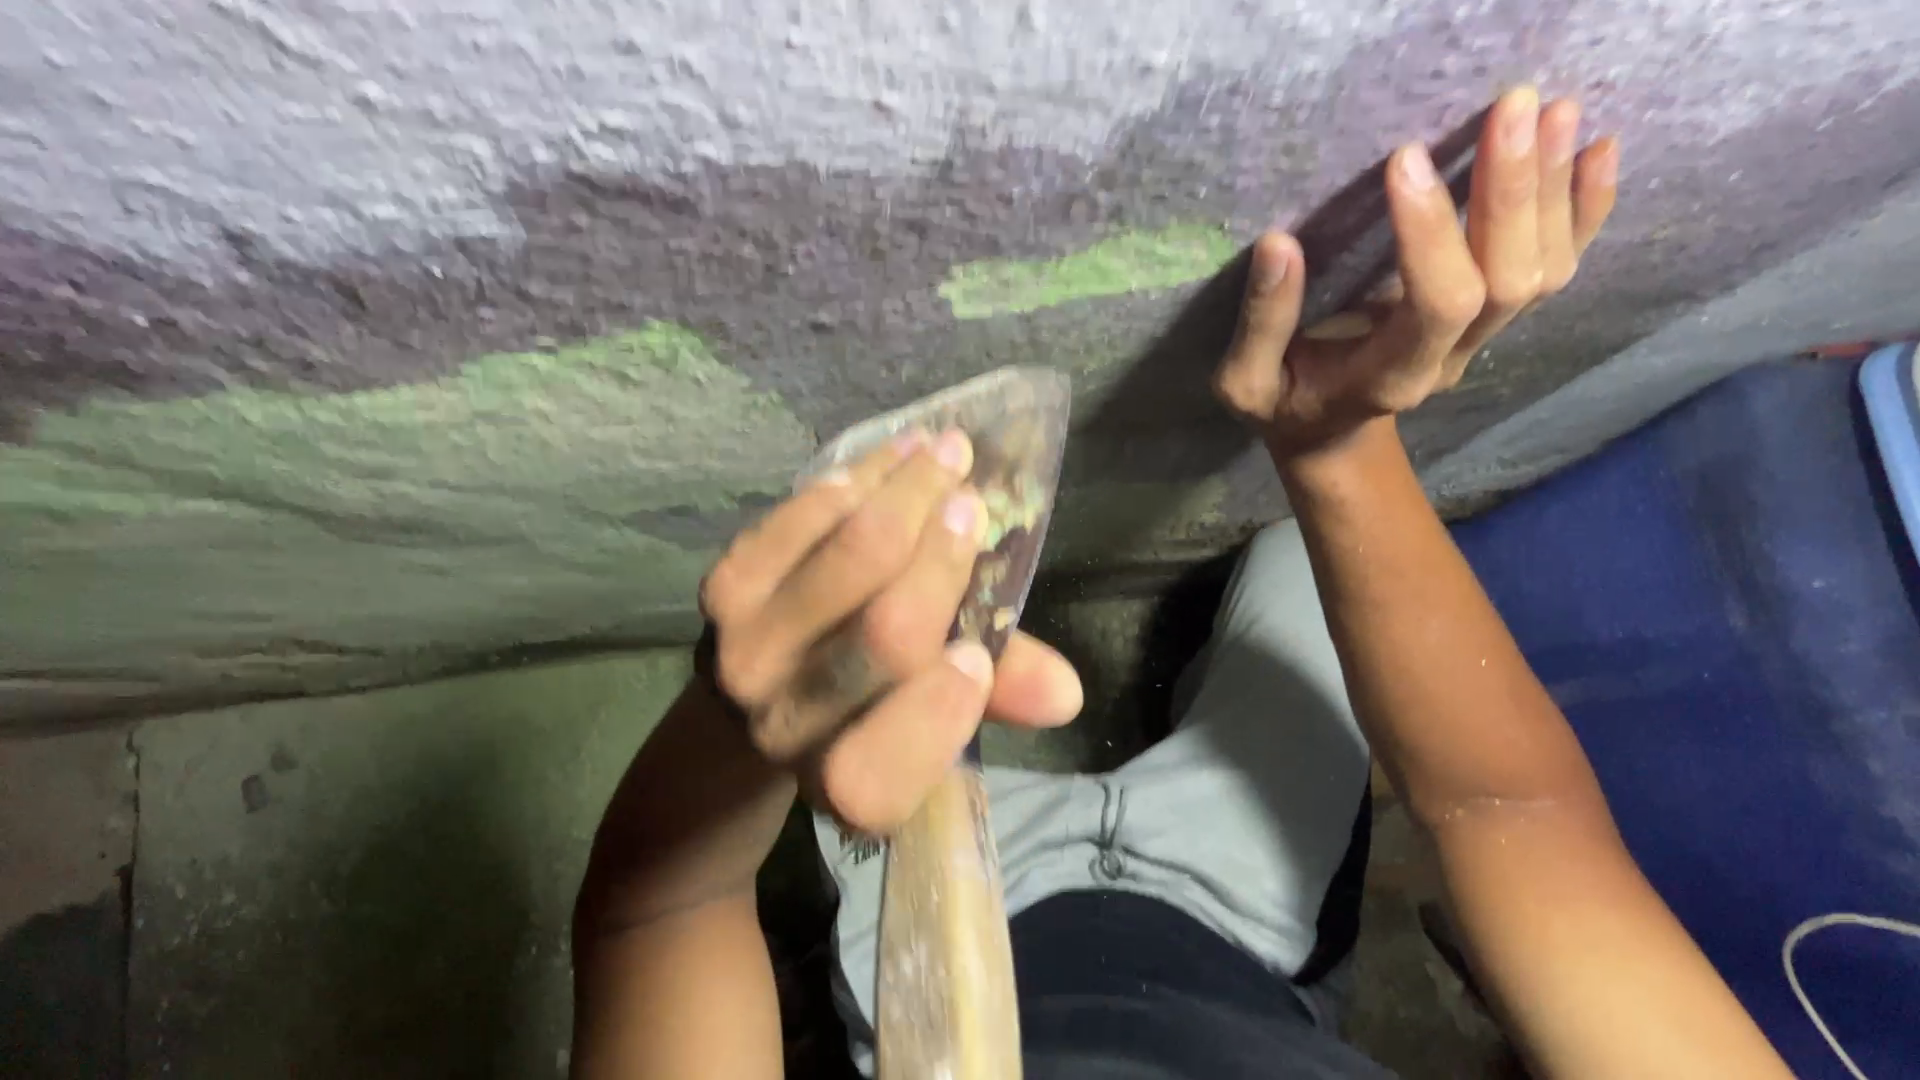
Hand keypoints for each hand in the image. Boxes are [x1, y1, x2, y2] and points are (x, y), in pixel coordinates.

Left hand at [698, 430, 1082, 833]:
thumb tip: (1066, 692)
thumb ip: (1000, 696)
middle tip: (973, 505)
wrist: (754, 689)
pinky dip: (853, 483)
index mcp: (848, 782)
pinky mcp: (721, 592)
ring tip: (945, 453)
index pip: (885, 767)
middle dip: (941, 564)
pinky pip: (798, 521)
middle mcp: (786, 728)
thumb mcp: (937, 714)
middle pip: (883, 639)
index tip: (977, 653)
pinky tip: (891, 457)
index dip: (938, 711)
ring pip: (847, 561)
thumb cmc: (870, 701)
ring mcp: (746, 654)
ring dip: (904, 496)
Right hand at [1214, 87, 1620, 460]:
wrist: (1328, 431)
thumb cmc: (1281, 404)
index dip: (1430, 235)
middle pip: (1509, 280)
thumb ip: (1260, 324)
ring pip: (1545, 270)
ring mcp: (1480, 341)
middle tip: (1511, 109)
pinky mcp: (1491, 319)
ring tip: (1555, 112)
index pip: (1437, 304)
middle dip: (1513, 192)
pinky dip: (1584, 209)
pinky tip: (1598, 148)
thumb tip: (1279, 244)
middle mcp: (1450, 360)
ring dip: (1553, 189)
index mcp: (1389, 377)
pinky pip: (1559, 267)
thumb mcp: (1245, 383)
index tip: (1405, 161)